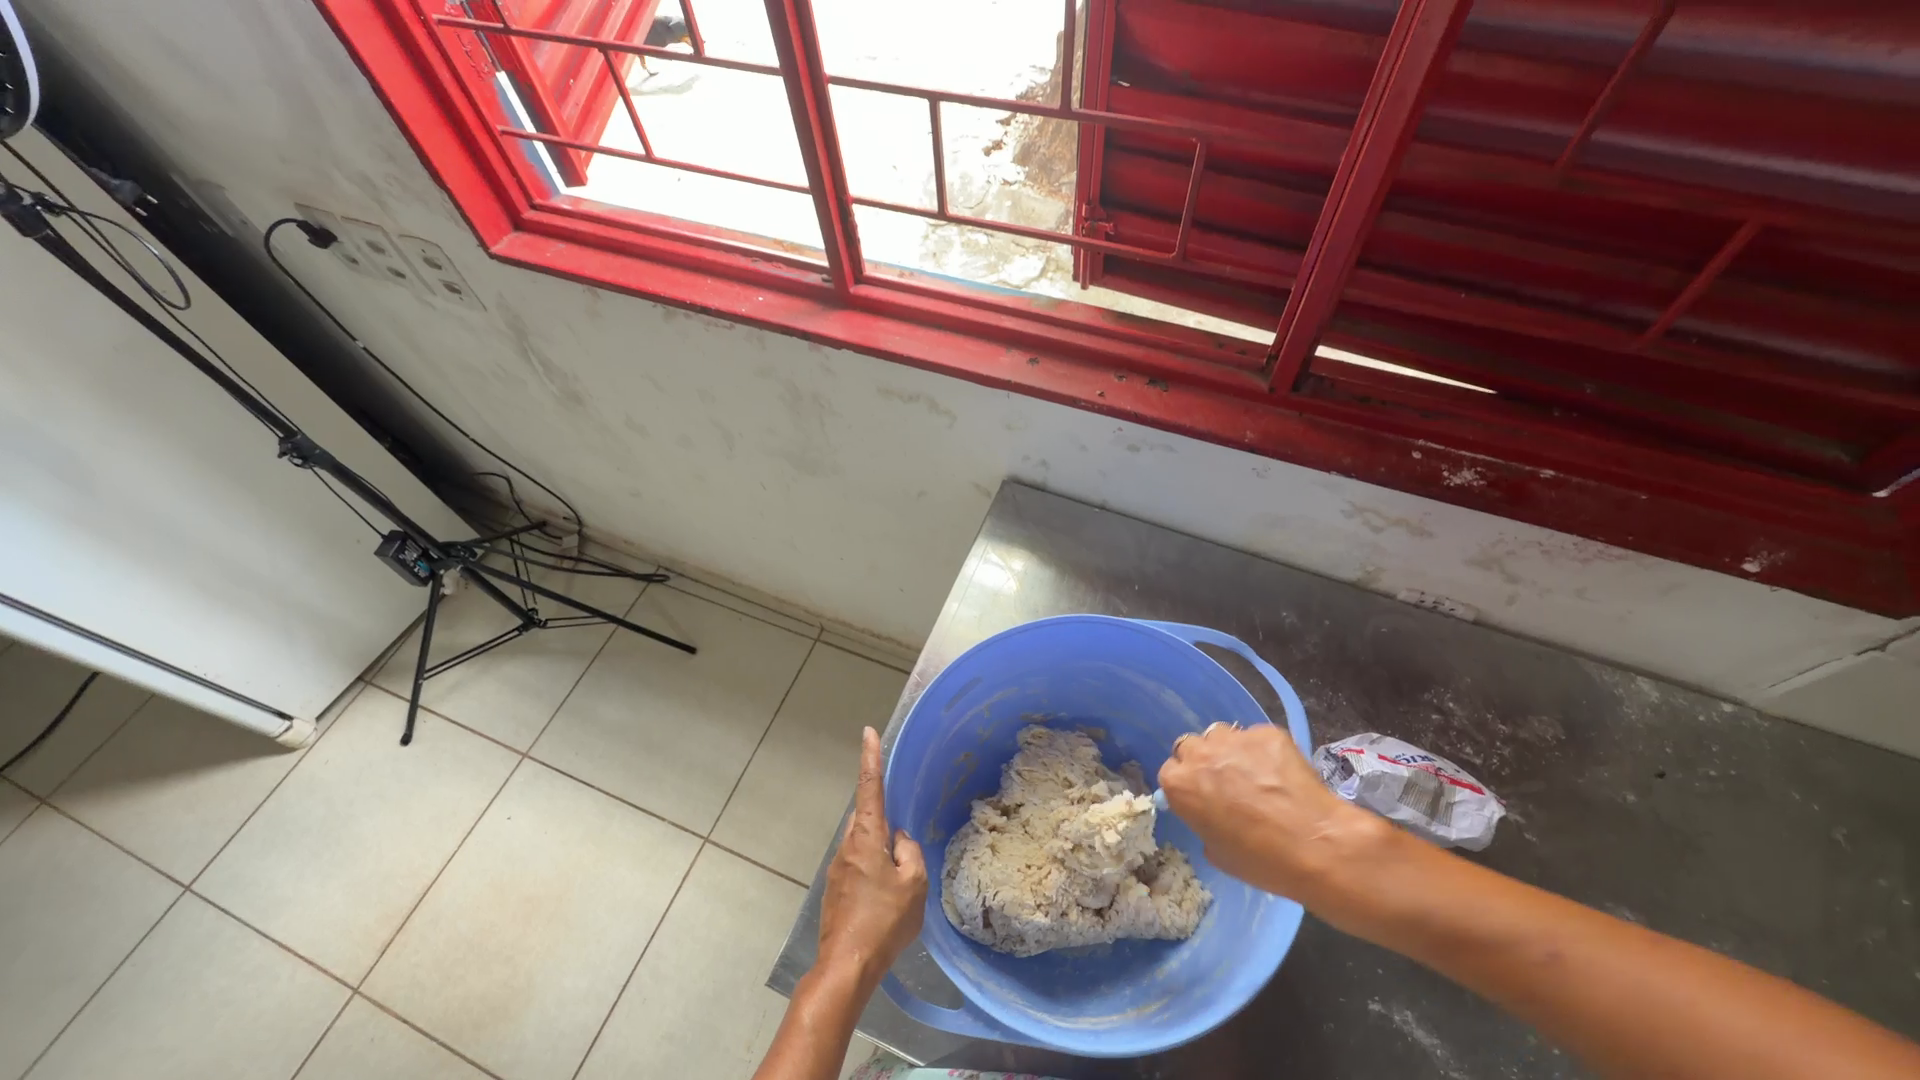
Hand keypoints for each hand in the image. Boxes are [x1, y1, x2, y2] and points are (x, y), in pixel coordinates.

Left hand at [817, 727, 926, 990]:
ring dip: (881, 850)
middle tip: (903, 837)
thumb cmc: (884, 921)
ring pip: (863, 844)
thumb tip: (900, 839)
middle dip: (883, 817)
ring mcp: (837, 869)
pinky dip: (874, 870)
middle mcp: (847, 846)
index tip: (869, 732)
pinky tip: (887, 897)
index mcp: (866, 837)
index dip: (871, 757)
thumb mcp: (913, 884)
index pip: (870, 787)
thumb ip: (910, 853)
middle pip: (866, 818)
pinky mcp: (835, 890)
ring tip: (900, 881)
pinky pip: (859, 866)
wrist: (847, 965)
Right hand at [1158, 723, 1393, 920]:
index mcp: (1180, 785)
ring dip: (1231, 751)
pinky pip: (1258, 738)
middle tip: (1227, 783)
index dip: (1187, 783)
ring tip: (1255, 774)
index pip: (1170, 771)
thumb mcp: (1216, 852)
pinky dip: (1265, 752)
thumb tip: (1214, 813)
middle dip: (1205, 761)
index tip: (1202, 796)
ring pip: (1223, 735)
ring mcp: (1235, 739)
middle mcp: (1201, 755)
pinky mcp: (1268, 733)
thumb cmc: (1260, 860)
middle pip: (1192, 746)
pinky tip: (1282, 773)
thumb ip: (1204, 822)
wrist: (1315, 845)